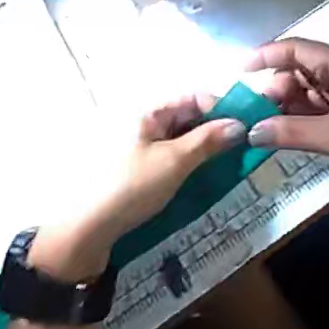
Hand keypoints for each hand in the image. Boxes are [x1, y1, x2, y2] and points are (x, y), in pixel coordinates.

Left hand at [31, 94, 243, 280]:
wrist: (84, 232)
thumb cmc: (130, 188)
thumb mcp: (175, 162)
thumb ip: (208, 140)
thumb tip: (239, 124)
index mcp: (147, 111)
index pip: (193, 97)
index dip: (220, 108)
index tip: (244, 128)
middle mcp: (140, 121)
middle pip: (186, 116)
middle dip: (214, 130)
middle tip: (239, 149)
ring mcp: (134, 145)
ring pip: (178, 138)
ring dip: (202, 148)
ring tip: (224, 165)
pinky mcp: (132, 169)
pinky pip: (167, 156)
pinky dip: (186, 163)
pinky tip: (199, 178)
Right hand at [245, 39, 328, 239]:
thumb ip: (295, 132)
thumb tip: (251, 131)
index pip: (297, 48)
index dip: (265, 56)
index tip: (236, 71)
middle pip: (299, 71)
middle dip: (272, 89)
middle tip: (246, 114)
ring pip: (309, 93)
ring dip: (286, 108)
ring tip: (259, 128)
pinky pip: (321, 111)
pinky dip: (302, 121)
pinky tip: (285, 136)